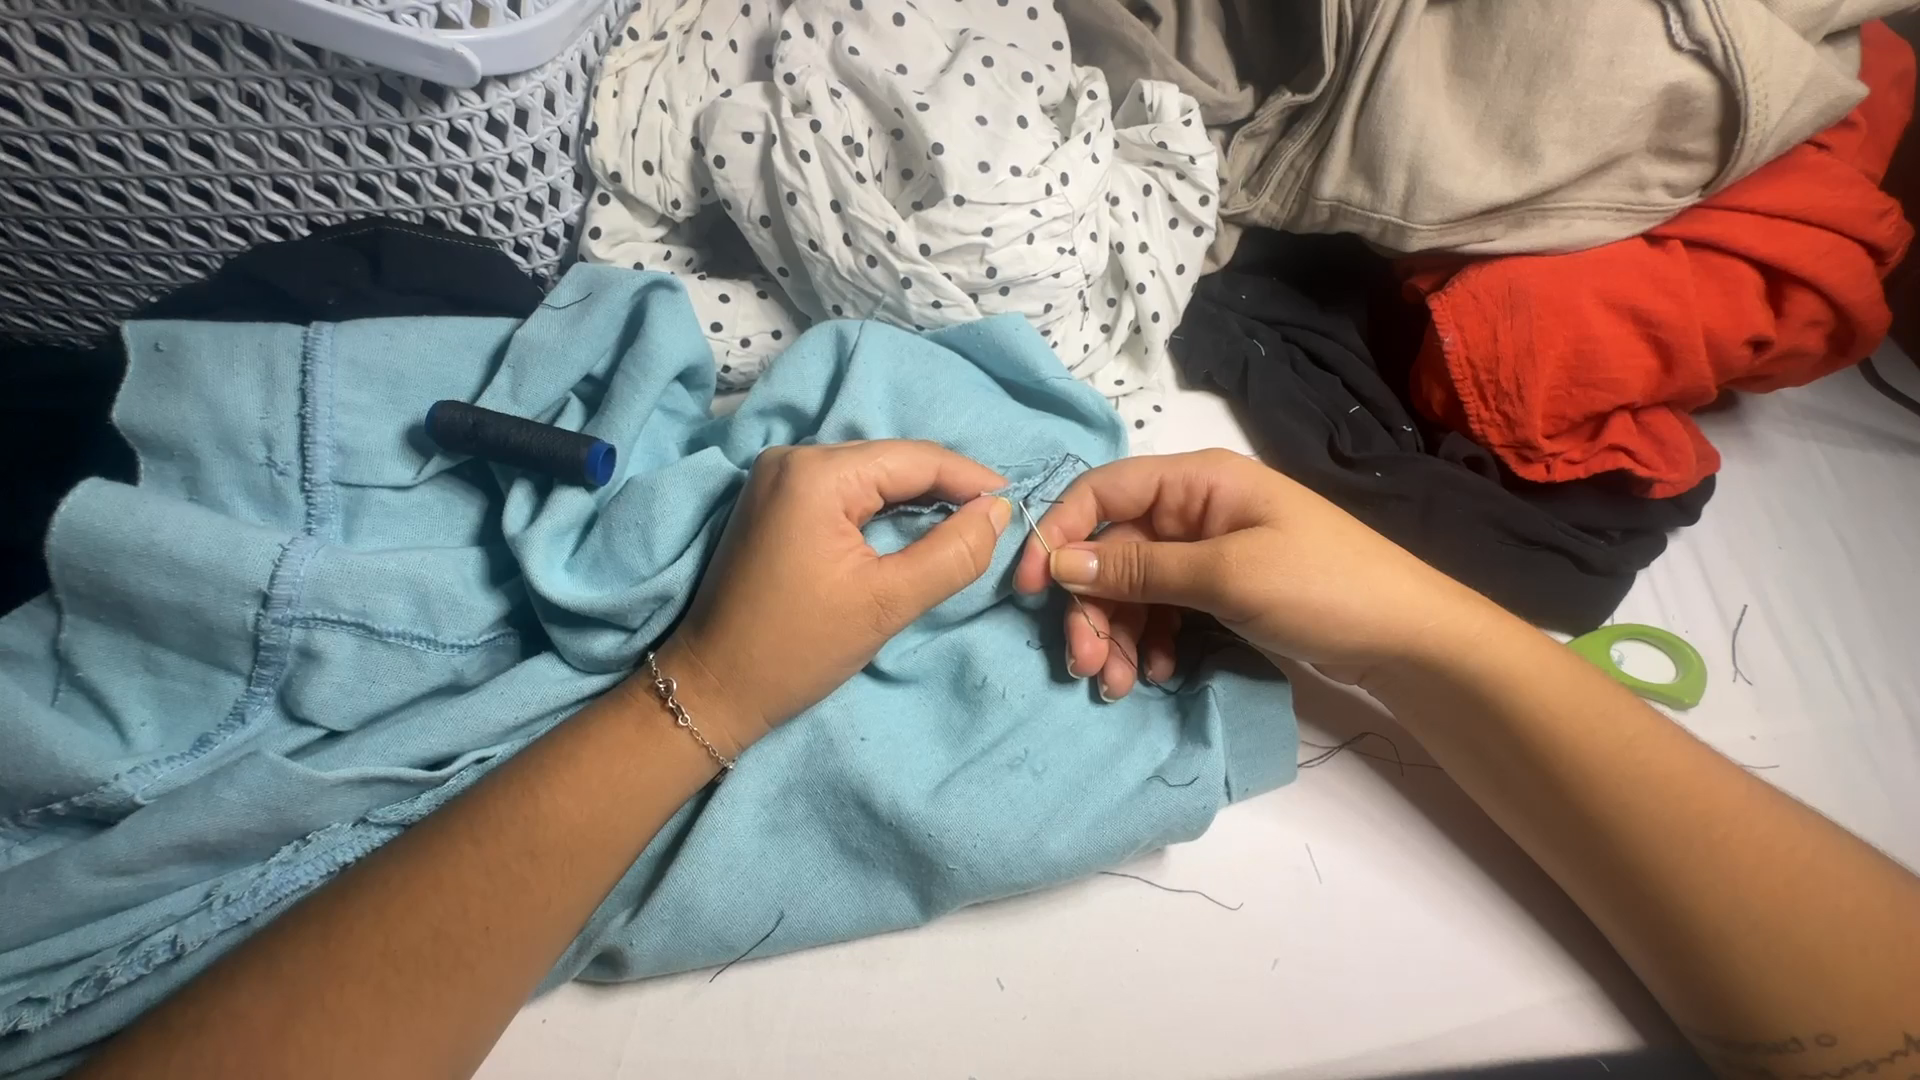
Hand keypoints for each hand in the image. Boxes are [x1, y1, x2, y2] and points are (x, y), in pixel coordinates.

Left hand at [655, 440, 1011, 751]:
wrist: (711, 688)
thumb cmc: (797, 649)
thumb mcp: (887, 603)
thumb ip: (953, 554)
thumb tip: (997, 512)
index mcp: (817, 474)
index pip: (914, 459)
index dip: (970, 478)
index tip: (1014, 501)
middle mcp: (794, 459)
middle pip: (892, 461)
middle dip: (946, 487)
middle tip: (993, 518)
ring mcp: (779, 477)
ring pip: (871, 474)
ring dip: (917, 497)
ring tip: (964, 522)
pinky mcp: (775, 499)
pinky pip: (846, 490)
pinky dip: (884, 507)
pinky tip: (913, 525)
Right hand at [1013, 449, 1505, 695]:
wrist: (1408, 641)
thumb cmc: (1323, 587)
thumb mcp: (1226, 574)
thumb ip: (1140, 567)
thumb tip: (1059, 561)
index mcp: (1194, 482)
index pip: (1102, 491)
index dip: (1058, 532)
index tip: (1029, 588)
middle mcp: (1190, 509)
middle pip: (1111, 549)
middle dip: (1091, 606)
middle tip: (1083, 664)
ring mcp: (1202, 551)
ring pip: (1130, 585)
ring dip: (1115, 633)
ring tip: (1117, 683)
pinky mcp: (1213, 588)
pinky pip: (1159, 607)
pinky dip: (1148, 639)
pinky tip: (1154, 671)